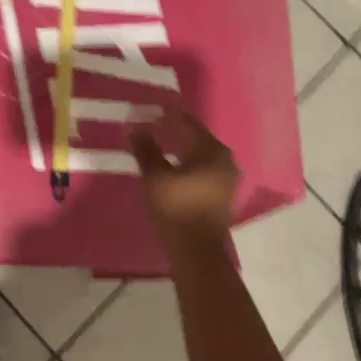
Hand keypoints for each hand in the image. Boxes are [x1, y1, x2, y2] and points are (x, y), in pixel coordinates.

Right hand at [129, 107, 239, 239]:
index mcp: (212, 150)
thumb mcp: (155, 176)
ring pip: (199, 154)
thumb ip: (145, 149)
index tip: (150, 110)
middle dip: (174, 131)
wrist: (195, 249)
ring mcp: (226, 177)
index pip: (188, 123)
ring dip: (180, 148)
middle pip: (196, 138)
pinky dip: (187, 163)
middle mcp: (225, 159)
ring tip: (158, 145)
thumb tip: (134, 127)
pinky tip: (171, 166)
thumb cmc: (175, 208)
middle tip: (152, 126)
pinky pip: (203, 169)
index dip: (168, 115)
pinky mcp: (222, 193)